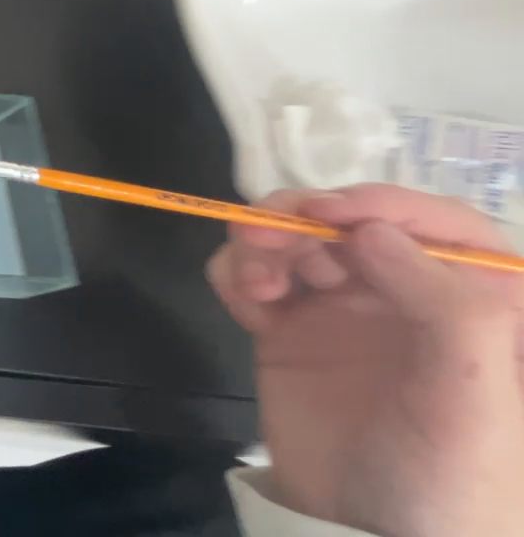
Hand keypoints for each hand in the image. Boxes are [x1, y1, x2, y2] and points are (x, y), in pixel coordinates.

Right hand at [207, 183, 523, 536]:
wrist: (364, 534)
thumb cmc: (447, 478)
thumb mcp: (470, 404)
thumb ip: (448, 312)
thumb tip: (371, 232)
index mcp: (475, 311)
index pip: (443, 229)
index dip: (388, 205)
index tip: (330, 212)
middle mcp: (407, 298)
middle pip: (349, 223)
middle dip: (300, 220)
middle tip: (260, 238)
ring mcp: (341, 310)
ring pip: (292, 239)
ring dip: (259, 245)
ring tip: (250, 285)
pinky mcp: (284, 326)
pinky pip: (248, 273)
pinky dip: (233, 274)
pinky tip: (242, 305)